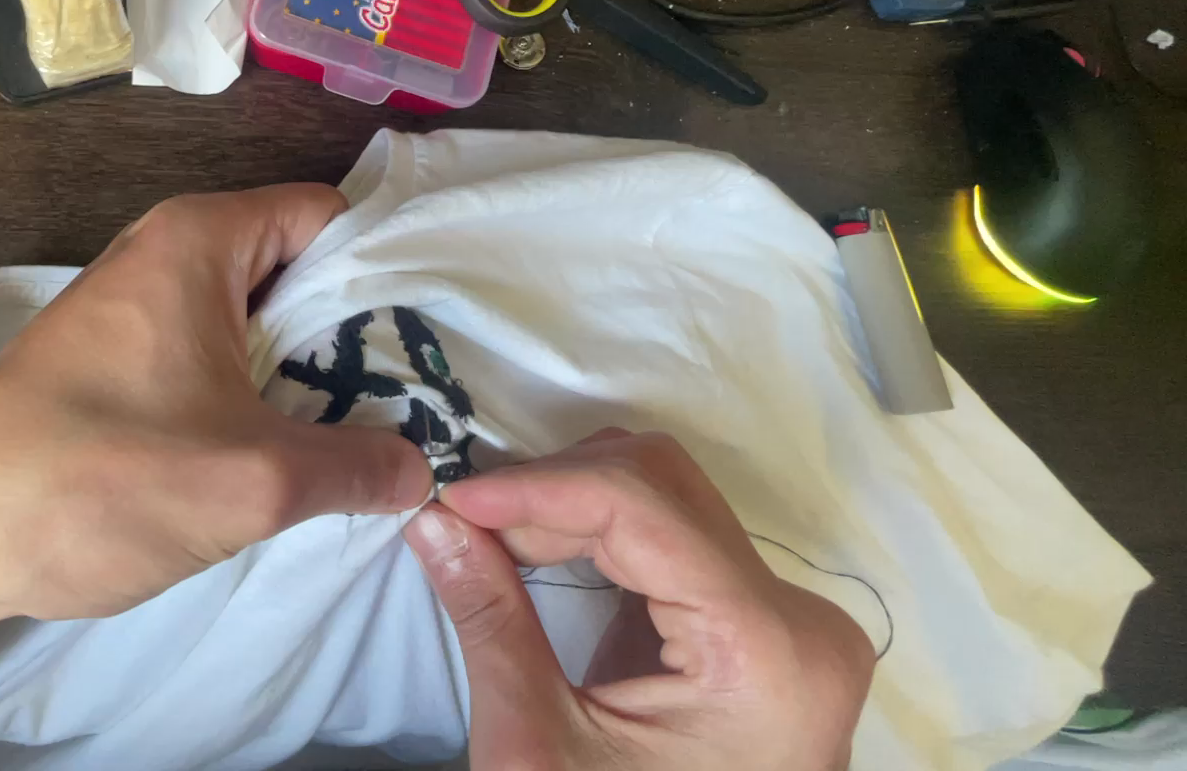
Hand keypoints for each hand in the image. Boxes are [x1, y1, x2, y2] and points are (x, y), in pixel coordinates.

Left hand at [0, 186, 432, 703]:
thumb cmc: (97, 478)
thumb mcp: (250, 480)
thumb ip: (355, 467)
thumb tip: (419, 468)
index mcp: (199, 237)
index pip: (327, 217)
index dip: (384, 271)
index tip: (433, 340)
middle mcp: (169, 252)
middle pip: (296, 268)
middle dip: (354, 335)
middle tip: (414, 403)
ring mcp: (141, 306)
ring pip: (258, 320)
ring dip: (308, 375)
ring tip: (366, 436)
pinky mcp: (123, 358)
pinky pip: (217, 356)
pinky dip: (259, 394)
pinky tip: (289, 451)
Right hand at [403, 430, 873, 770]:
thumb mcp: (539, 748)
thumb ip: (490, 621)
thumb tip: (431, 519)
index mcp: (766, 652)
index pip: (639, 506)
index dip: (537, 487)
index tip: (454, 498)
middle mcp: (793, 613)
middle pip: (653, 480)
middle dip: (546, 488)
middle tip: (469, 523)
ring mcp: (776, 609)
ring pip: (654, 485)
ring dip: (561, 495)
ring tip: (495, 536)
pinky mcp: (746, 611)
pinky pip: (659, 519)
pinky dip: (583, 517)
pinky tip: (534, 544)